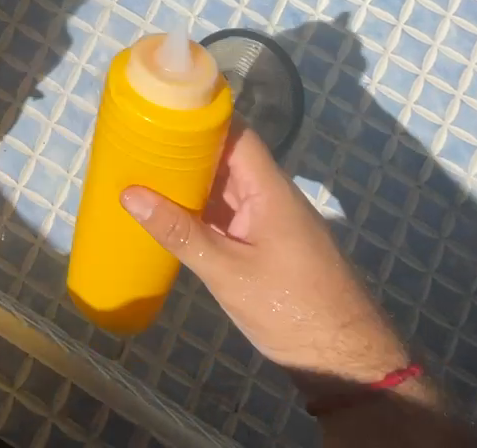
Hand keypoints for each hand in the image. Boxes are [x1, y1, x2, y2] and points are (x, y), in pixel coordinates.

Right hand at [121, 124, 409, 388]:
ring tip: (140, 167)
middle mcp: (272, 197)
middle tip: (135, 139)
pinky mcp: (267, 242)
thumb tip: (128, 193)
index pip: (237, 135)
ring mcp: (271, 221)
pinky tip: (167, 208)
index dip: (200, 118)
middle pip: (226, 156)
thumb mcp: (227, 272)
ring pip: (225, 184)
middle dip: (184, 147)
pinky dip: (198, 204)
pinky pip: (228, 209)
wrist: (348, 367)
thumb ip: (178, 231)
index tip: (159, 111)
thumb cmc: (291, 311)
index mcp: (270, 191)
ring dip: (189, 177)